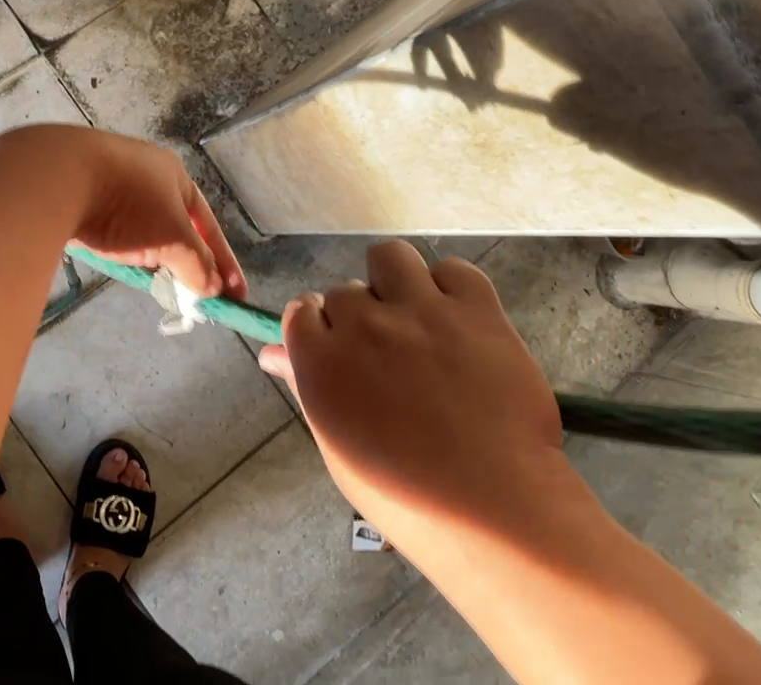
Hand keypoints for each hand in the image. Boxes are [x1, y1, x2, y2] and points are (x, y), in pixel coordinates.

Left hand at [5, 126, 245, 300]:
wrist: (55, 178)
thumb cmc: (126, 203)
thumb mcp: (173, 237)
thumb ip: (196, 264)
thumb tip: (211, 288)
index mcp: (174, 174)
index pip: (208, 223)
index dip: (224, 261)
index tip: (236, 294)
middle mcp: (144, 172)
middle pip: (174, 225)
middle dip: (186, 259)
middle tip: (193, 294)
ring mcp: (109, 182)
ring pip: (141, 228)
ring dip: (152, 256)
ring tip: (158, 285)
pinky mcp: (80, 196)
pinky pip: (111, 229)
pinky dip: (122, 249)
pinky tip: (121, 264)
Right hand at [258, 241, 562, 539]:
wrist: (491, 504)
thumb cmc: (403, 494)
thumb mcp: (336, 443)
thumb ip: (305, 385)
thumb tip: (270, 353)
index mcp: (320, 360)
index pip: (300, 310)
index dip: (319, 328)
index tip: (338, 350)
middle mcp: (363, 324)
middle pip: (345, 291)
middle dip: (360, 318)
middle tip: (388, 357)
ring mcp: (420, 311)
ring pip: (389, 256)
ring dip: (394, 281)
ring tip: (415, 318)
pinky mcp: (475, 308)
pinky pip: (453, 269)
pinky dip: (451, 287)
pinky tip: (457, 320)